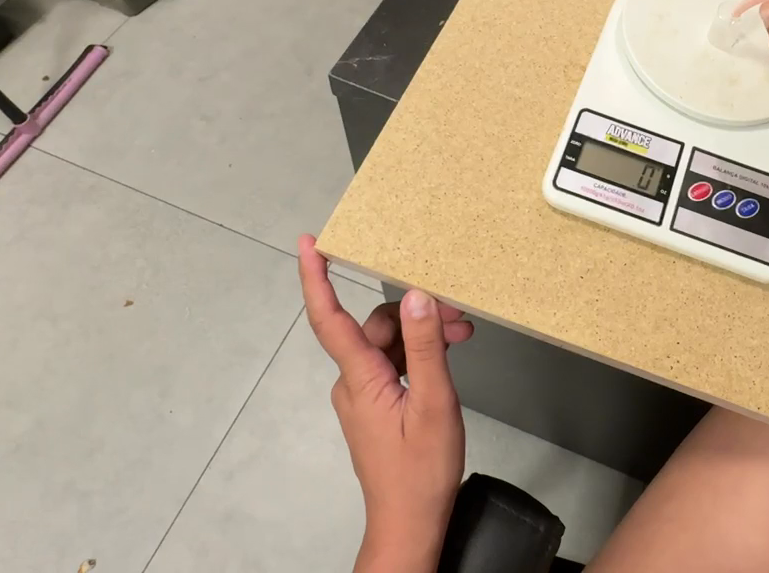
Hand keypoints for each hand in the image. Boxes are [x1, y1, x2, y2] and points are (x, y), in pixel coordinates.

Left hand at [298, 236, 474, 571]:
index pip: (329, 318)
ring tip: (462, 335)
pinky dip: (421, 352)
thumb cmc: (420, 471)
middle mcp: (353, 382)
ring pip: (389, 343)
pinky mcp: (376, 403)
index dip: (315, 278)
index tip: (307, 243)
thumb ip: (425, 346)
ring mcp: (363, 394)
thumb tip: (418, 295)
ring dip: (424, 333)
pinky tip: (448, 351)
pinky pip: (393, 362)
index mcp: (360, 379)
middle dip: (417, 312)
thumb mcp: (434, 402)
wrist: (410, 525)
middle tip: (459, 315)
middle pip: (376, 326)